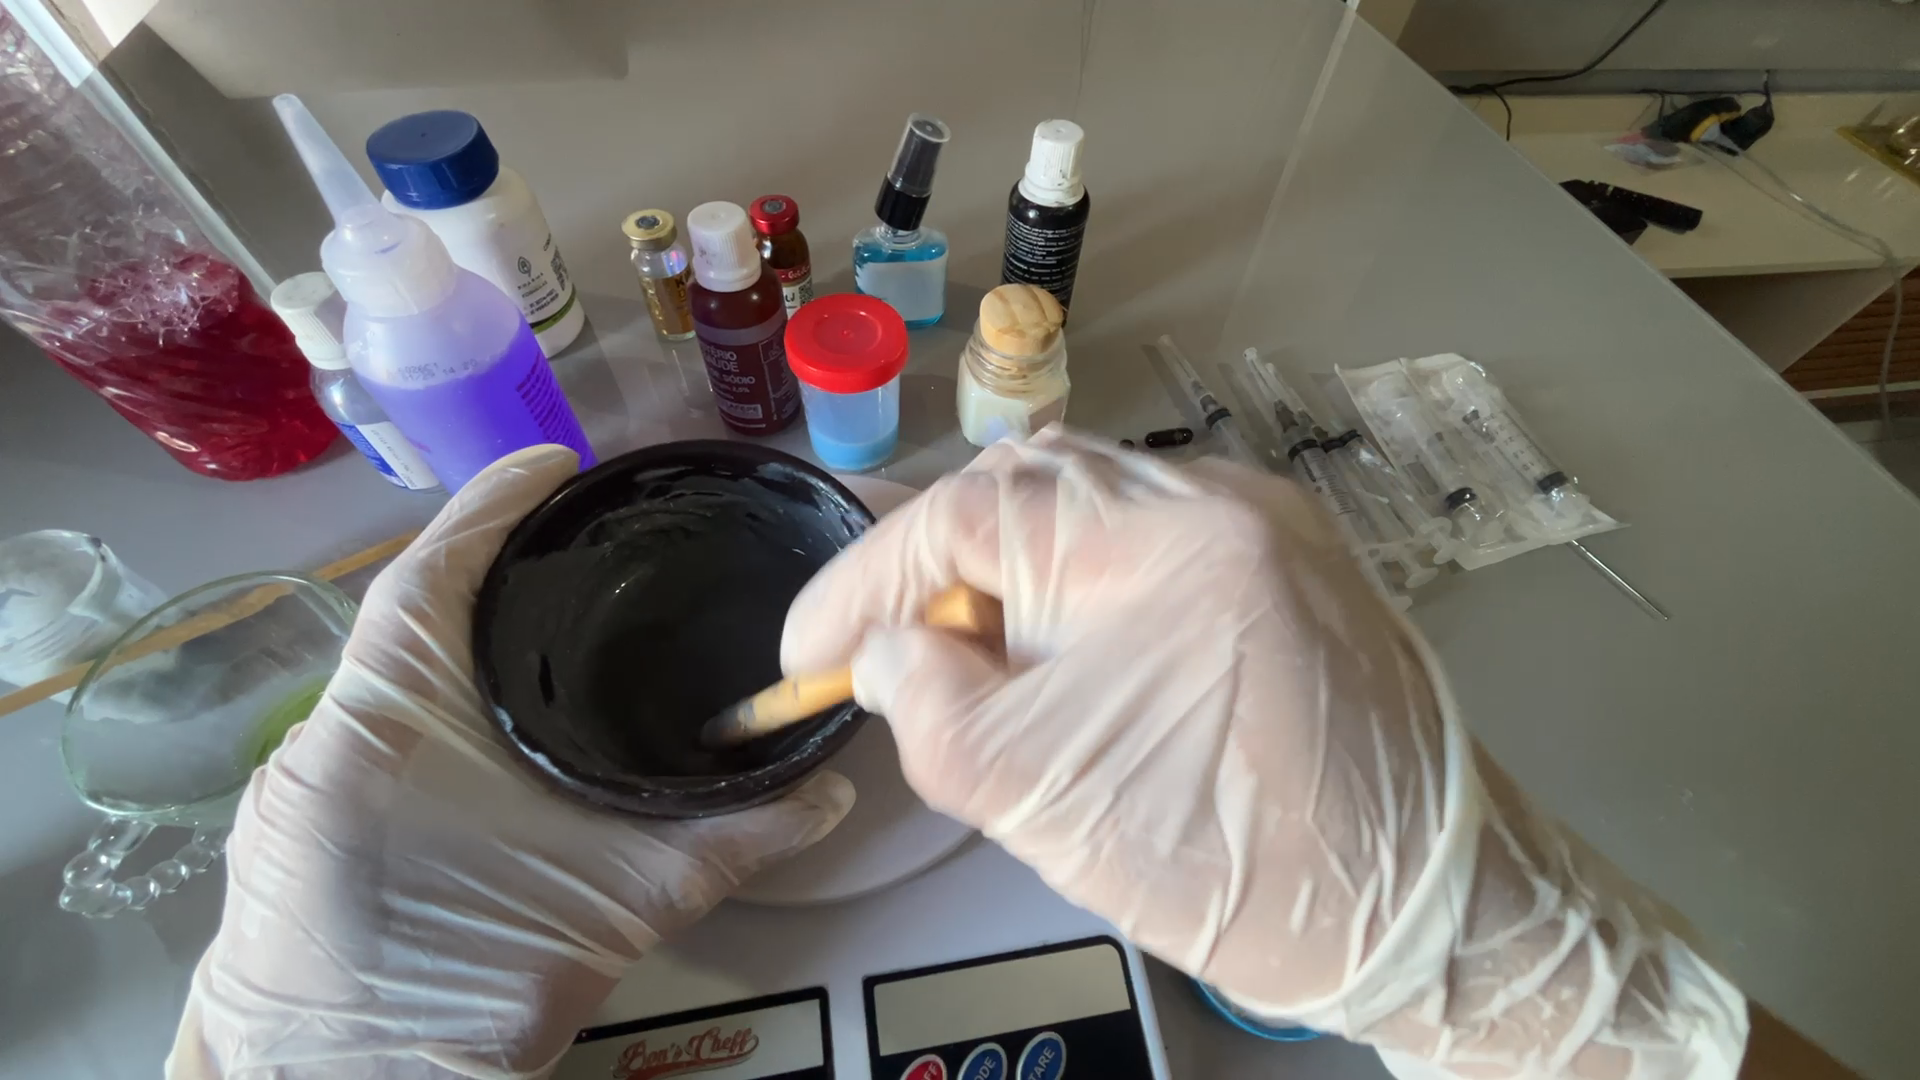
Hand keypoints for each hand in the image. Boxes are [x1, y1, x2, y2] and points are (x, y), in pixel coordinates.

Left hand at [169, 446, 852, 1078]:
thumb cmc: (455, 985)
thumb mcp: (608, 904)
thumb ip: (726, 839)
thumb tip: (831, 792)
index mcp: (398, 719)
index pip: (431, 577)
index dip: (490, 505)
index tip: (560, 461)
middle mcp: (367, 723)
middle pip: (439, 601)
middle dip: (515, 549)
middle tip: (610, 520)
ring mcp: (351, 760)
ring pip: (435, 654)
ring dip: (505, 609)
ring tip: (596, 580)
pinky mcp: (355, 798)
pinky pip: (431, 706)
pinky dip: (488, 671)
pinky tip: (551, 676)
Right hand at [784, 427, 1745, 1078]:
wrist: (1441, 910)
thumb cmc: (1237, 867)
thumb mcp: (1043, 798)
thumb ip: (932, 707)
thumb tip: (886, 648)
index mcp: (1158, 541)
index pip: (964, 518)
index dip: (866, 578)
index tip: (809, 650)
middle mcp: (1209, 493)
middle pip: (1016, 489)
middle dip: (931, 569)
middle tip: (894, 649)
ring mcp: (1250, 511)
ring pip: (1073, 501)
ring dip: (997, 568)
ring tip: (970, 649)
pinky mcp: (1273, 546)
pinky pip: (1132, 527)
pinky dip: (1065, 571)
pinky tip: (1061, 637)